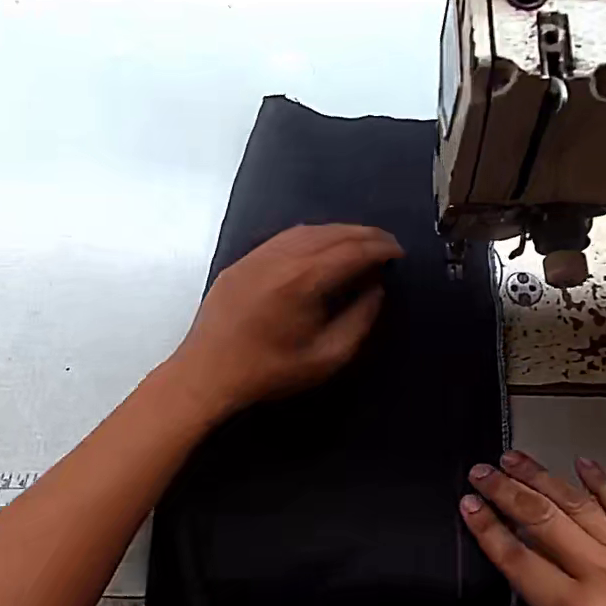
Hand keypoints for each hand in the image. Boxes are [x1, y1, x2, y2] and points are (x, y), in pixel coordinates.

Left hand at [167, 224, 402, 412]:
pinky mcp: (243, 261)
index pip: (352, 250)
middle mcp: (281, 258)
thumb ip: (359, 320)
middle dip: (365, 235)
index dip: (380, 248)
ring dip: (339, 231)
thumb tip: (376, 290)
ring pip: (307, 230)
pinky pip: (284, 237)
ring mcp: (258, 255)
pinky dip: (312, 235)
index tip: (399, 252)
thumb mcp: (327, 358)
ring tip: (361, 241)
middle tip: (387, 243)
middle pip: (332, 233)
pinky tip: (322, 245)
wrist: (206, 375)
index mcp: (304, 280)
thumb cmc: (269, 372)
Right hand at [443, 453, 605, 605]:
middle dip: (505, 489)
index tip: (468, 504)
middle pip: (541, 516)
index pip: (516, 556)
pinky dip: (600, 480)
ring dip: (541, 476)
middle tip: (481, 472)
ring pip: (575, 502)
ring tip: (515, 459)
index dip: (486, 526)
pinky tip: (582, 462)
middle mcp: (602, 576)